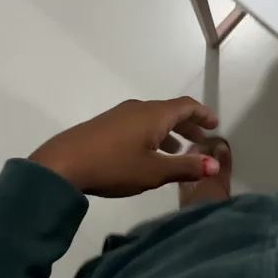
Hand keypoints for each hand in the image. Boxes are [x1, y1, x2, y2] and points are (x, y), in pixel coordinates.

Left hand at [29, 98, 221, 197]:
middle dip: (188, 125)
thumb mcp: (154, 172)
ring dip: (169, 131)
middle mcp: (139, 108)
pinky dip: (153, 134)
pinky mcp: (106, 125)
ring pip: (153, 118)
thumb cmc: (113, 166)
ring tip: (177, 151)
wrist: (62, 164)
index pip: (186, 106)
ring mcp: (120, 115)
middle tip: (201, 140)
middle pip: (170, 111)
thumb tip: (216, 165)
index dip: (203, 114)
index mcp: (155, 114)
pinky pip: (139, 123)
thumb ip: (186, 168)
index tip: (215, 125)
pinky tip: (148, 154)